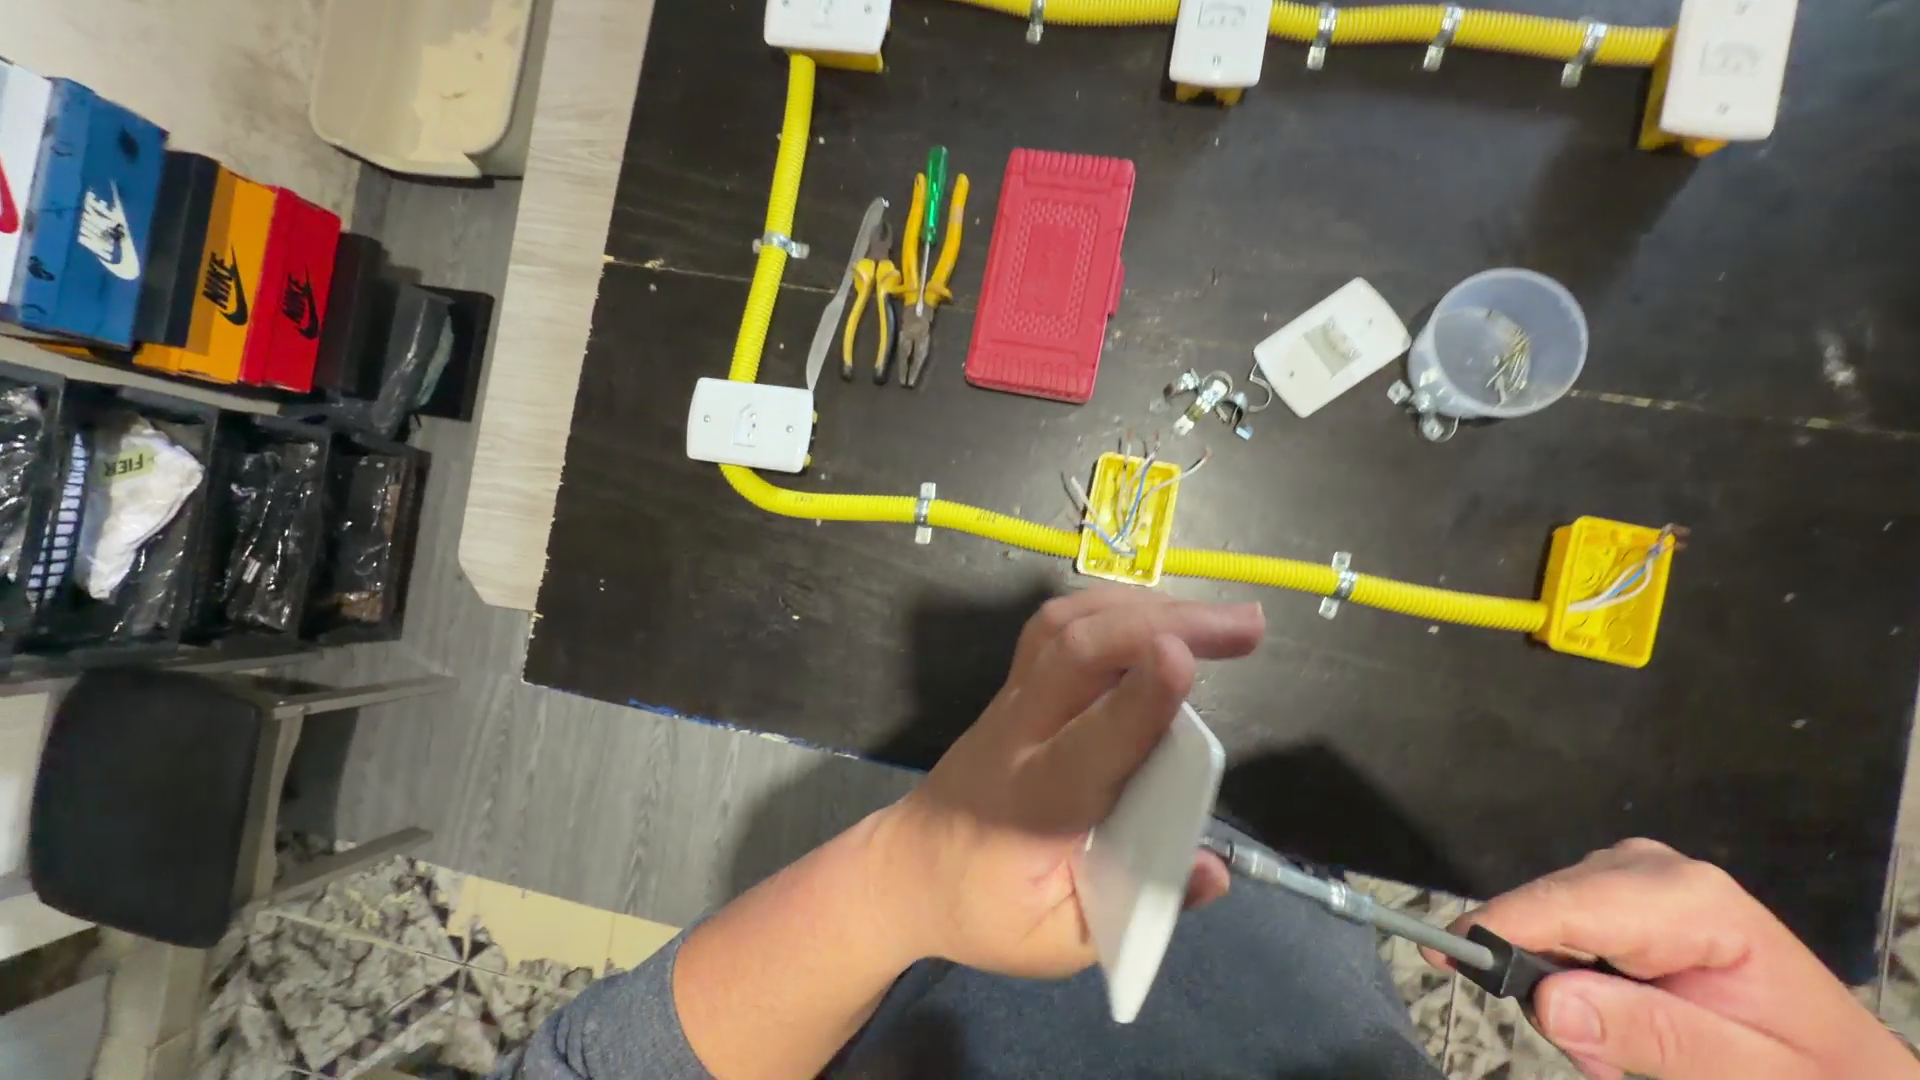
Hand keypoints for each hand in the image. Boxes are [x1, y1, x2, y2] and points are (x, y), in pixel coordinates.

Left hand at [871, 588, 1264, 977]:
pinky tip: (1154, 616)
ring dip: (1139, 606)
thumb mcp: (1060, 942)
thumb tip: (1211, 869)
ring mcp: (1011, 701)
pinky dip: (1109, 608)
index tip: (1186, 658)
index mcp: (1036, 802)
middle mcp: (1020, 733)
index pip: (1091, 738)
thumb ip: (1137, 910)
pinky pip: (1055, 628)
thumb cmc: (986, 910)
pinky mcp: (1013, 688)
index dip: (1139, 697)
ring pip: (1063, 625)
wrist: (908, 870)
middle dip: (1162, 623)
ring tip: (1210, 617)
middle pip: (1077, 653)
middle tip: (1246, 626)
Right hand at [1429, 839, 1919, 1079]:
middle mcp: (1647, 866)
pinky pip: (1559, 923)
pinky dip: (1568, 975)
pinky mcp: (1616, 886)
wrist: (1850, 1067)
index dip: (1497, 931)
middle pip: (1545, 911)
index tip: (1441, 956)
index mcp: (1686, 898)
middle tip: (1598, 1061)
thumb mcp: (1748, 1074)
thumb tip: (1545, 1002)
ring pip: (1544, 919)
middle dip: (1547, 984)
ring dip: (1558, 986)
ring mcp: (1629, 870)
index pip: (1562, 907)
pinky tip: (1612, 1010)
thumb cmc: (1814, 1074)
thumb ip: (1651, 1035)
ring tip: (1617, 1046)